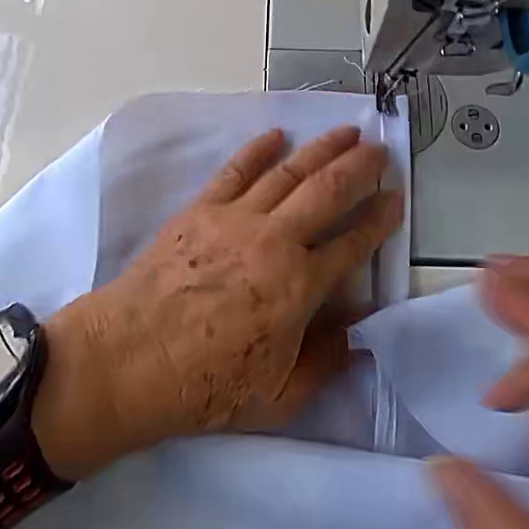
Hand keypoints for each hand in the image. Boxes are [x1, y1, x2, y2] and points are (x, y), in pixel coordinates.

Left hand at [35, 126, 403, 478]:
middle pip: (327, 192)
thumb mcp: (280, 395)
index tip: (396, 200)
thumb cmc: (206, 384)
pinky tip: (275, 136)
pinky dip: (257, 151)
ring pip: (286, 173)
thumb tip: (355, 330)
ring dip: (320, 150)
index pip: (353, 245)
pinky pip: (233, 172)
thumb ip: (325, 361)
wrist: (132, 357)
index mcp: (300, 286)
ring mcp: (233, 220)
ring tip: (345, 133)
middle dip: (360, 168)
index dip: (379, 221)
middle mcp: (273, 242)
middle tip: (380, 150)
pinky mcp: (197, 212)